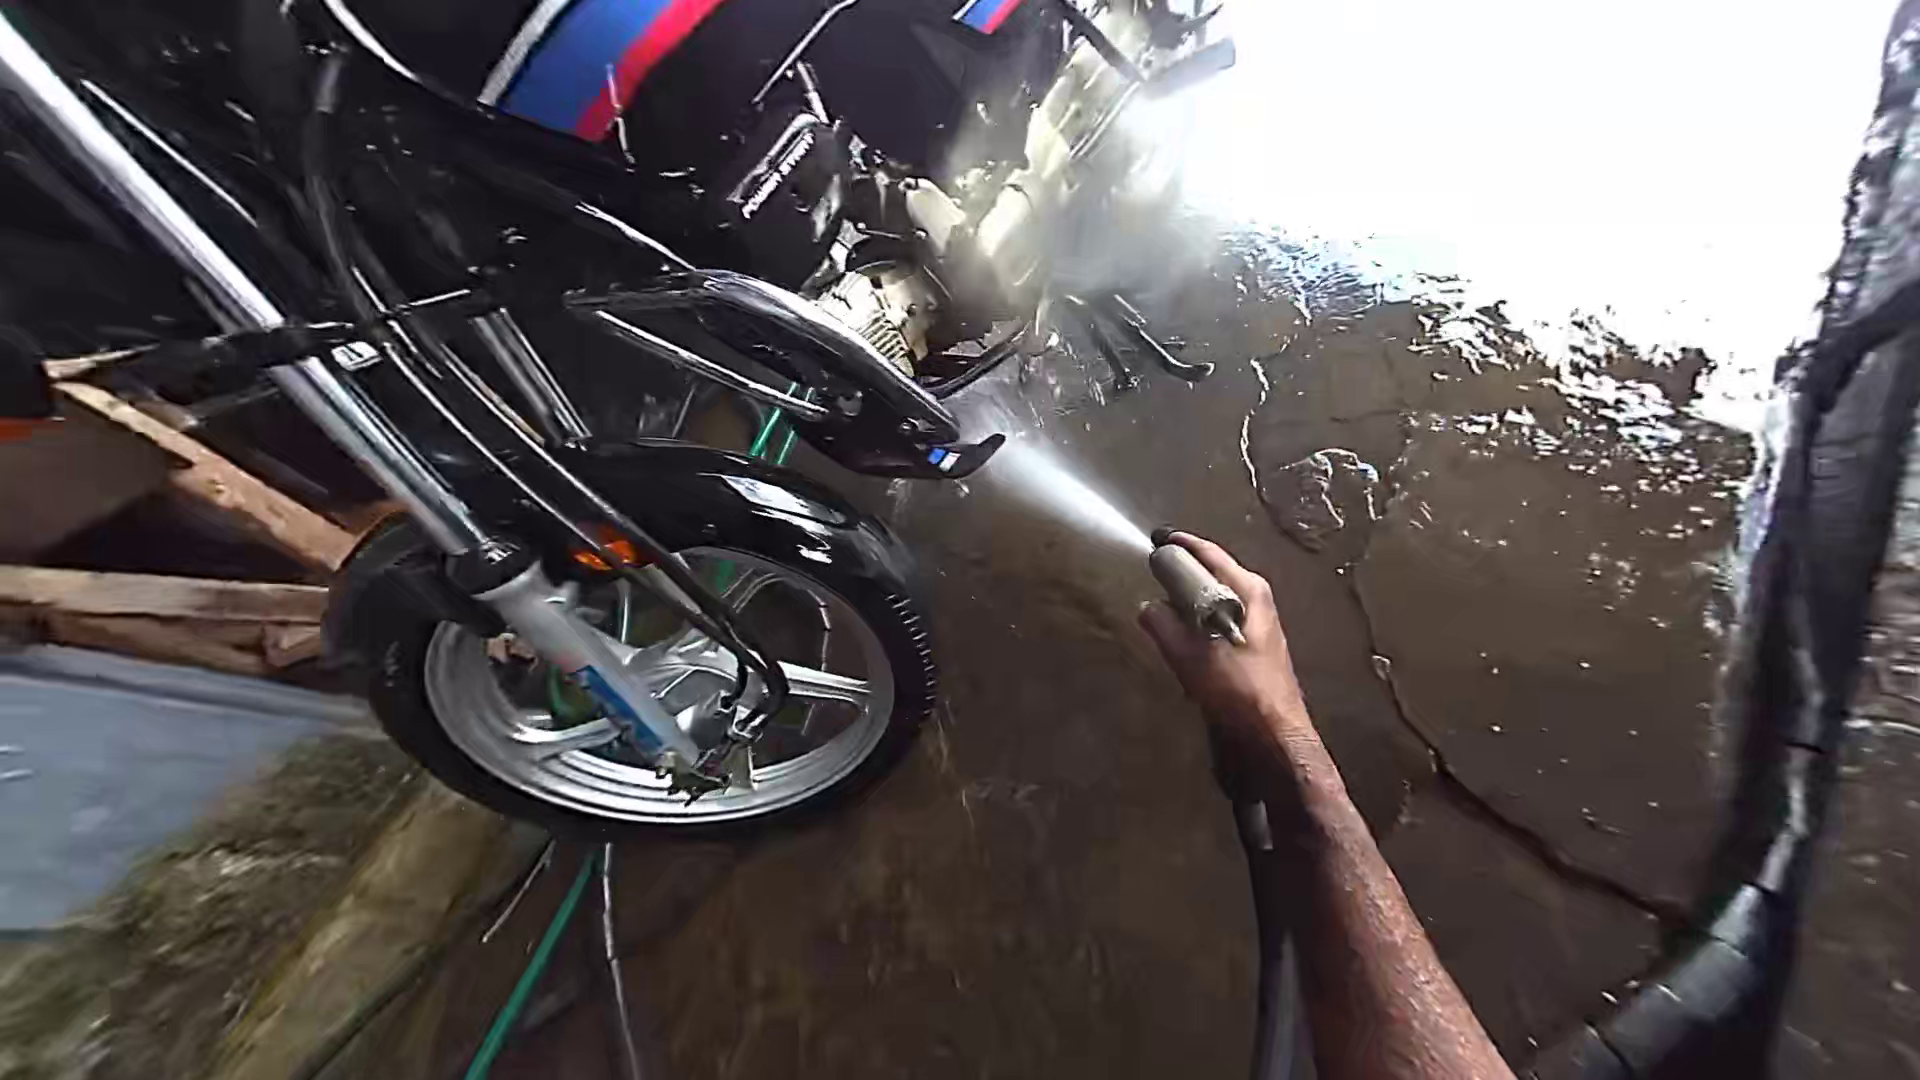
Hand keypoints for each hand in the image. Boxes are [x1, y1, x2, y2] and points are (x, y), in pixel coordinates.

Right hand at [1138, 533, 1313, 751]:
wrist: (1273, 733)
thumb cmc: (1237, 688)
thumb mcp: (1190, 655)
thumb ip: (1163, 625)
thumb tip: (1147, 607)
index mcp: (1247, 590)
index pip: (1209, 553)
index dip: (1180, 544)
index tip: (1155, 539)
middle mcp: (1255, 598)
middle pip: (1211, 572)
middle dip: (1181, 570)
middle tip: (1153, 571)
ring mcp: (1257, 621)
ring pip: (1213, 596)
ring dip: (1187, 596)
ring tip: (1162, 601)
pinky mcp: (1251, 642)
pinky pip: (1216, 616)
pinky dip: (1196, 616)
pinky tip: (1182, 634)